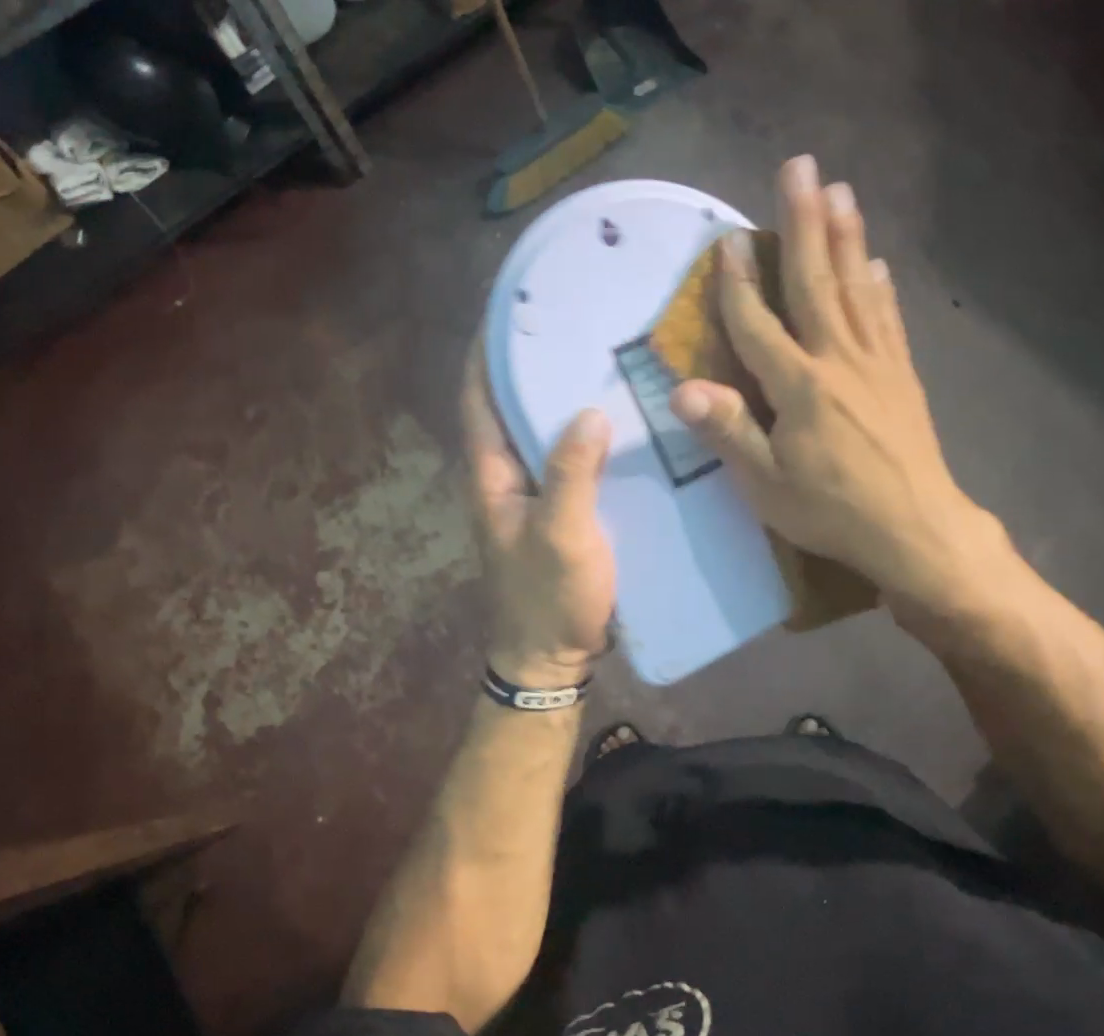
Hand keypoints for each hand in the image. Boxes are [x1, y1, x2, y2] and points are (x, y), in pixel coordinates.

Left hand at [461, 339, 615, 687]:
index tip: (514, 308)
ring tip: (604, 360)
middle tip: (576, 324)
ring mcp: (534, 496)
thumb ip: (571, 474)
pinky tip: (624, 422)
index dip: (488, 352)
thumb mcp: (562, 534)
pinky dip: (588, 437)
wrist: (552, 659)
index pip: (479, 398)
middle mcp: (506, 477)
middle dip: (534, 366)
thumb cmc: (548, 597)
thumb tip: (588, 411)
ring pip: (544, 433)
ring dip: (563, 399)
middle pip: (512, 408)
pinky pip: (571, 460)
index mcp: (491, 475)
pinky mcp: (562, 512)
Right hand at [669, 155, 1014, 616]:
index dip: (739, 283)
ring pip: (857, 287)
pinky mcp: (902, 377)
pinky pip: (888, 319)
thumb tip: (681, 388)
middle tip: (800, 165)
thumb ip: (728, 432)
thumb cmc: (833, 512)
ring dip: (846, 236)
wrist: (916, 530)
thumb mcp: (767, 486)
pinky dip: (880, 287)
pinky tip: (877, 264)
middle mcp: (839, 360)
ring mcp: (877, 364)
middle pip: (816, 281)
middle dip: (804, 222)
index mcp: (799, 386)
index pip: (759, 323)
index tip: (730, 240)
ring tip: (840, 190)